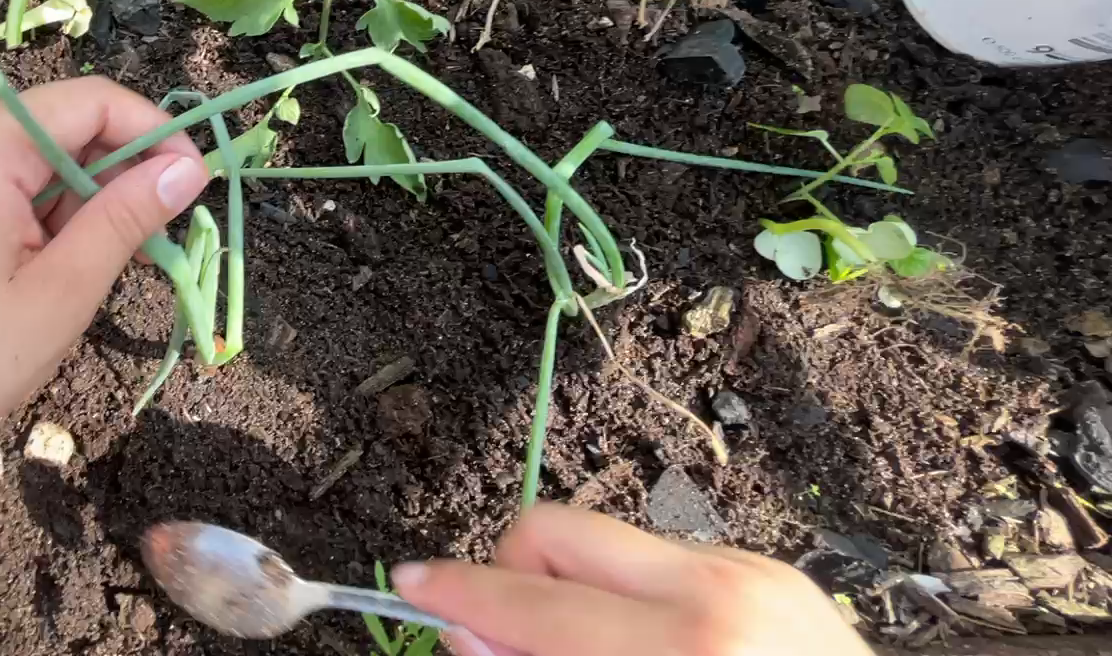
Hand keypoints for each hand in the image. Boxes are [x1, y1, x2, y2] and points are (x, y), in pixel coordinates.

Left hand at [0, 76, 206, 490]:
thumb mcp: (60, 292)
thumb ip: (126, 219)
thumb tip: (189, 168)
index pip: (94, 101)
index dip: (154, 134)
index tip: (194, 186)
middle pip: (68, 128)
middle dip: (123, 174)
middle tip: (160, 238)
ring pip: (46, 163)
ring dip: (90, 205)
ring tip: (109, 267)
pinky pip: (15, 191)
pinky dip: (55, 221)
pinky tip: (66, 270)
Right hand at [393, 504, 871, 655]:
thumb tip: (464, 632)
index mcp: (688, 648)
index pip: (530, 598)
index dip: (456, 590)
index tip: (408, 584)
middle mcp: (716, 590)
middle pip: (548, 530)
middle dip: (509, 575)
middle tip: (508, 634)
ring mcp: (746, 569)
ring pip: (594, 538)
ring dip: (567, 586)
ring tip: (588, 645)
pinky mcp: (764, 567)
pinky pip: (646, 556)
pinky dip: (621, 595)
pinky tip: (648, 646)